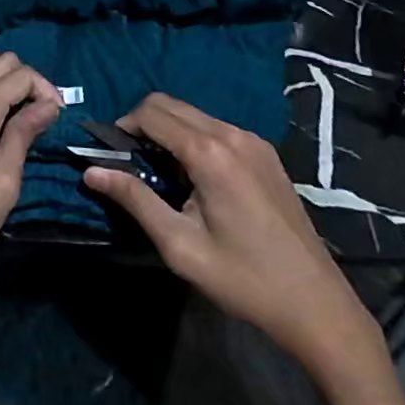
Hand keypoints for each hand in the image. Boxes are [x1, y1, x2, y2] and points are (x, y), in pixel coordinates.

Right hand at [84, 95, 404, 404]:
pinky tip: (193, 176)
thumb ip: (135, 200)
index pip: (153, 113)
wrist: (313, 299)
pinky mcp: (265, 151)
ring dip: (169, 131)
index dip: (124, 125)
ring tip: (159, 173)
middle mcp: (232, 133)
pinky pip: (218, 129)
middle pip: (172, 105)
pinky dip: (194, 138)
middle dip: (143, 123)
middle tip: (129, 162)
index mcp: (209, 152)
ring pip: (195, 114)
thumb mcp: (180, 245)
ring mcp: (253, 140)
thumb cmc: (241, 277)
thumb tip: (92, 172)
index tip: (109, 152)